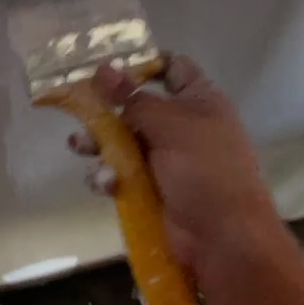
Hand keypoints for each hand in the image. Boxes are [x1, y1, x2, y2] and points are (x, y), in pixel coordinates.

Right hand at [77, 56, 290, 283]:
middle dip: (107, 109)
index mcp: (199, 101)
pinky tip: (105, 184)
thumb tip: (104, 67)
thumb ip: (133, 98)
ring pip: (124, 142)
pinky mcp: (153, 190)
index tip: (107, 66)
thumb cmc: (205, 170)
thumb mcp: (170, 126)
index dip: (143, 64)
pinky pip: (123, 174)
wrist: (224, 240)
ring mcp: (168, 160)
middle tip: (79, 110)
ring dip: (100, 143)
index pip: (172, 68)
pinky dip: (110, 176)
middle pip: (138, 106)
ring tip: (80, 148)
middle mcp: (183, 126)